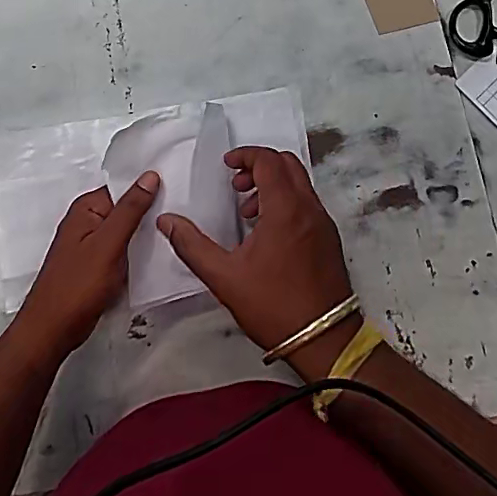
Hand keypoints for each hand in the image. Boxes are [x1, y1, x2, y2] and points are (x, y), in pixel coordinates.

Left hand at [15, 172, 159, 356]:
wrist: (53, 332)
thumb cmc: (75, 287)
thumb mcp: (109, 243)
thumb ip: (130, 209)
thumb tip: (148, 177)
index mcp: (87, 208)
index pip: (124, 186)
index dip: (149, 187)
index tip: (177, 187)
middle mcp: (87, 221)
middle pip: (126, 207)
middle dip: (149, 210)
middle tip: (180, 210)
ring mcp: (92, 244)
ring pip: (127, 230)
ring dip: (145, 233)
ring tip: (173, 230)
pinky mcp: (98, 264)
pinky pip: (124, 249)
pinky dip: (137, 251)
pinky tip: (156, 254)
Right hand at [156, 147, 355, 375]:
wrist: (324, 340)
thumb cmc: (274, 306)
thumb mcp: (225, 277)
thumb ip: (192, 246)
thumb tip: (167, 222)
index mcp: (286, 209)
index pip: (269, 161)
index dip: (246, 155)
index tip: (228, 165)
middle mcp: (309, 208)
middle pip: (287, 164)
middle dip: (260, 166)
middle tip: (237, 185)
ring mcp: (323, 222)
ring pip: (300, 183)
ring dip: (273, 185)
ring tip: (248, 212)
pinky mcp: (329, 237)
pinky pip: (307, 203)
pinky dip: (287, 201)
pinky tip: (268, 232)